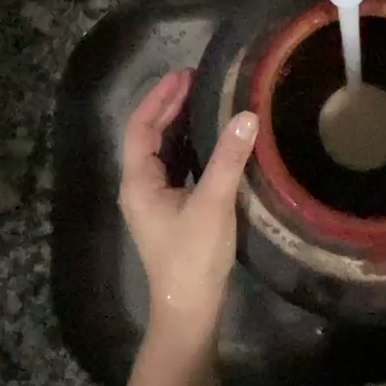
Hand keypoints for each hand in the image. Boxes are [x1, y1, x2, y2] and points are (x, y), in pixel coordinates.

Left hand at [118, 69, 258, 355]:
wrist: (190, 311)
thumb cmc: (193, 257)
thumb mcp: (213, 203)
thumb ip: (228, 158)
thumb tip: (247, 114)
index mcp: (138, 182)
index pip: (141, 127)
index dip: (160, 98)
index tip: (184, 74)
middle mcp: (140, 186)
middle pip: (150, 135)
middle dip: (169, 106)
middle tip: (197, 79)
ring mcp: (155, 200)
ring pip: (164, 151)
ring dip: (179, 124)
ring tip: (205, 98)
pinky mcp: (172, 210)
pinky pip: (177, 166)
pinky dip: (189, 145)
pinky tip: (211, 136)